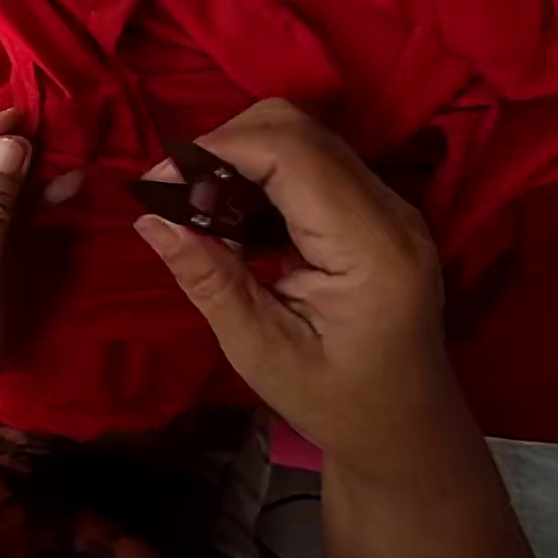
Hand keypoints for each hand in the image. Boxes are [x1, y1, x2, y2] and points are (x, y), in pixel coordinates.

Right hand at [132, 99, 473, 478]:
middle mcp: (387, 210)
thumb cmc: (336, 402)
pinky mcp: (368, 206)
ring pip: (297, 132)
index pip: (290, 152)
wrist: (408, 430)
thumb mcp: (259, 349)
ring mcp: (384, 204)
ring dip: (233, 154)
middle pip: (294, 127)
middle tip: (176, 194)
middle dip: (220, 145)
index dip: (215, 149)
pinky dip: (252, 168)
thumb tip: (149, 219)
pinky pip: (303, 157)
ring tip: (198, 204)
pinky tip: (230, 212)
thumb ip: (207, 278)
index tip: (159, 183)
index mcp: (369, 248)